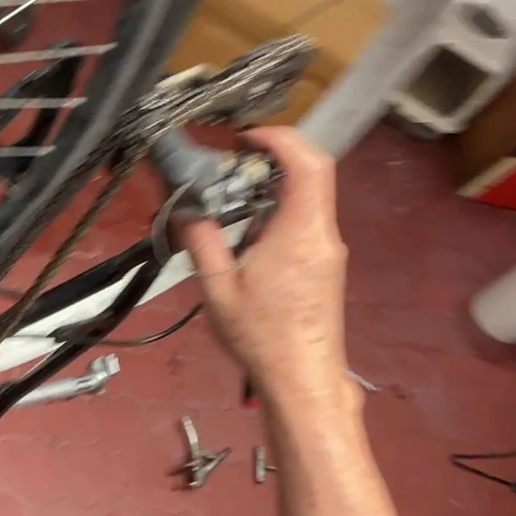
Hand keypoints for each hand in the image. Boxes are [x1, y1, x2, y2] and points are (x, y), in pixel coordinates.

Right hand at [178, 126, 349, 402]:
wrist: (302, 376)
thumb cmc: (260, 334)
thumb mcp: (217, 287)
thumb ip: (202, 240)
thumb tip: (187, 209)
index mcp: (300, 232)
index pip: (307, 163)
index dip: (279, 138)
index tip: (244, 139)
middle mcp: (323, 233)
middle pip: (312, 173)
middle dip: (274, 156)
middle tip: (233, 163)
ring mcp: (328, 249)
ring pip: (309, 197)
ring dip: (273, 186)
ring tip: (231, 199)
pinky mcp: (325, 264)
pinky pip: (306, 220)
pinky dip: (279, 210)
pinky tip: (248, 232)